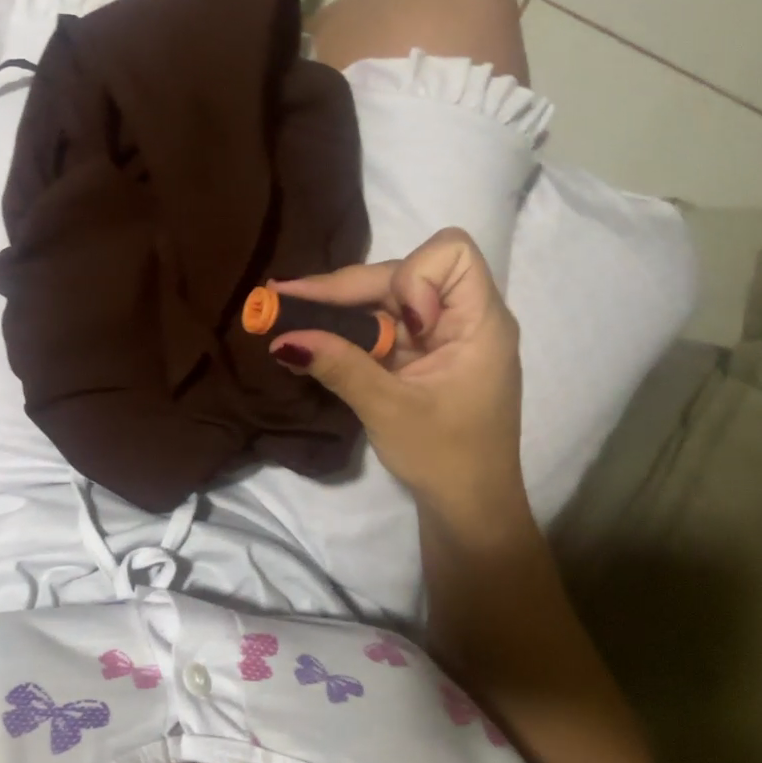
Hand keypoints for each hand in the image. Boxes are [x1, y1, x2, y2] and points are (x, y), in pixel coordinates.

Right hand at [269, 228, 523, 515]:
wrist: (469, 507)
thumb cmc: (445, 457)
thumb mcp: (388, 410)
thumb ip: (340, 366)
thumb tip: (282, 339)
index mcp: (479, 324)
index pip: (453, 255)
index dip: (414, 275)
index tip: (399, 322)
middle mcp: (461, 319)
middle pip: (404, 273)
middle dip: (348, 287)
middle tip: (285, 297)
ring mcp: (439, 337)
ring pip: (385, 298)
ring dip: (338, 307)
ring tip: (286, 314)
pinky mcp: (419, 355)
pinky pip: (380, 326)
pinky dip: (344, 329)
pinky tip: (308, 338)